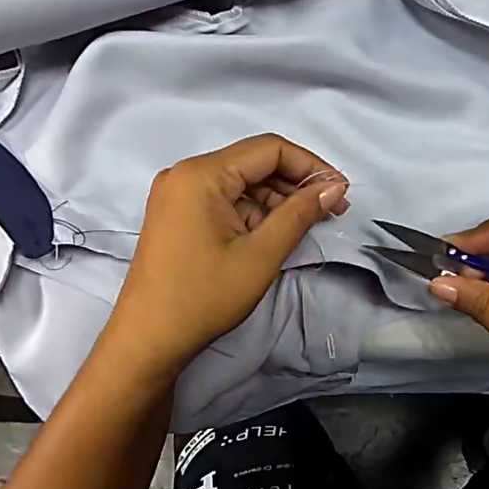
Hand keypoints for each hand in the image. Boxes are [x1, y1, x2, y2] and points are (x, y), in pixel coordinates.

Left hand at [104, 134, 348, 372]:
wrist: (148, 339)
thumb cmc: (203, 297)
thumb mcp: (260, 255)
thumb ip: (300, 214)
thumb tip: (333, 187)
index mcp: (201, 174)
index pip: (269, 149)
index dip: (310, 166)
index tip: (340, 192)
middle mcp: (185, 173)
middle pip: (254, 163)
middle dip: (295, 184)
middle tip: (331, 211)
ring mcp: (177, 193)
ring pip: (240, 182)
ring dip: (276, 200)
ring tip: (307, 225)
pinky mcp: (176, 213)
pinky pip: (223, 199)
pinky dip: (252, 212)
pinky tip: (274, 233)